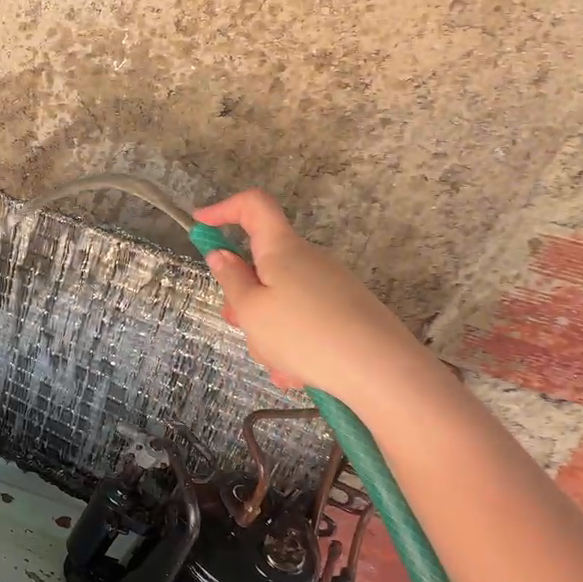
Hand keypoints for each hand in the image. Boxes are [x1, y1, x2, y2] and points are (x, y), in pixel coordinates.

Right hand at [193, 190, 429, 403]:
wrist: (382, 371)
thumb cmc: (304, 335)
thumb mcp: (252, 310)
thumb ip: (231, 280)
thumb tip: (221, 254)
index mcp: (282, 249)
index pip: (254, 207)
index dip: (224, 209)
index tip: (200, 226)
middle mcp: (308, 260)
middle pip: (263, 267)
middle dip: (243, 297)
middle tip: (238, 325)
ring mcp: (330, 287)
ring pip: (280, 302)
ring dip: (268, 331)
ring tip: (277, 364)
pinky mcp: (346, 312)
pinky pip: (304, 323)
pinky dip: (292, 346)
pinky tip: (297, 374)